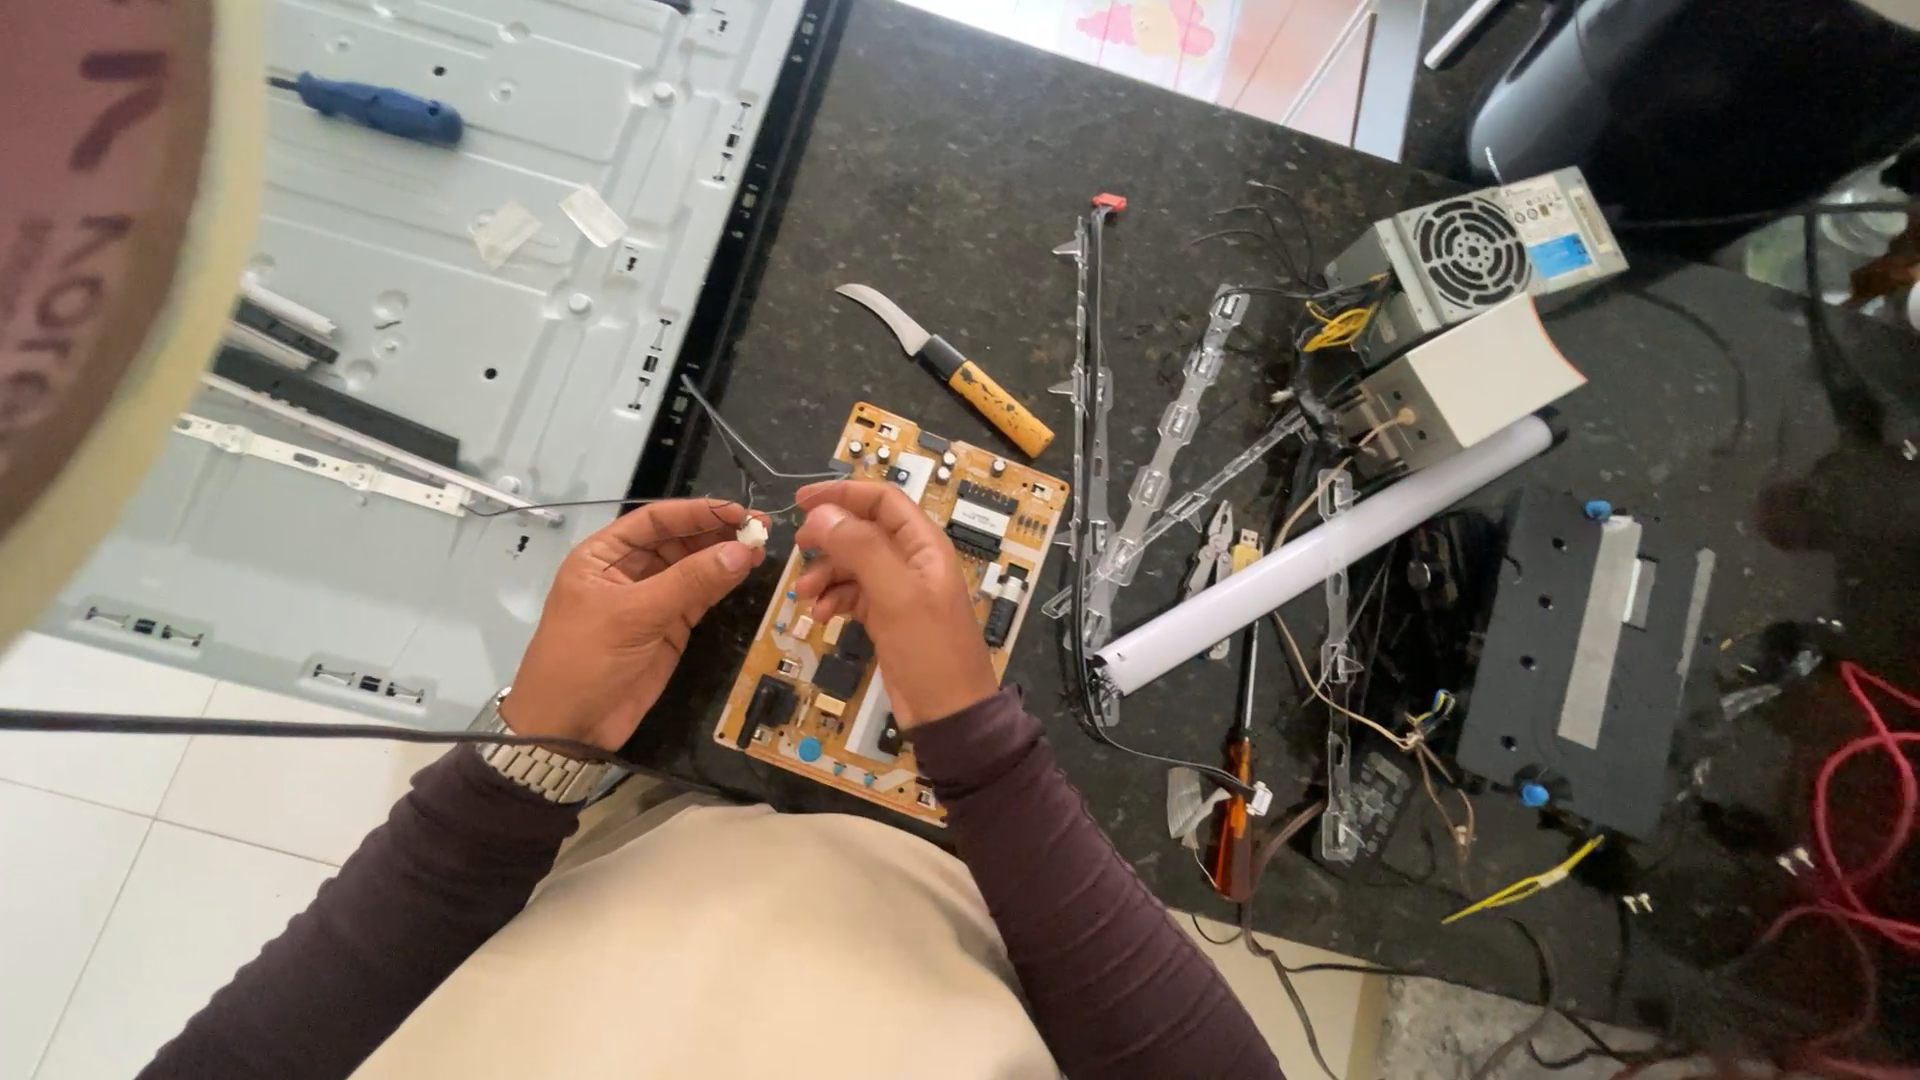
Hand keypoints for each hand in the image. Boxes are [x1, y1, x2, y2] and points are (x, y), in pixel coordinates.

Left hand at [504, 499, 767, 749]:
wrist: (569, 728)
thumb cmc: (585, 660)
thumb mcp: (634, 615)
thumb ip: (690, 581)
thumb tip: (742, 551)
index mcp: (604, 556)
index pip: (656, 520)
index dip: (697, 512)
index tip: (738, 512)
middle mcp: (630, 571)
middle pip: (680, 540)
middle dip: (717, 532)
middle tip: (761, 529)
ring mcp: (652, 599)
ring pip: (695, 567)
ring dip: (725, 556)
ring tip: (761, 548)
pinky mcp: (671, 626)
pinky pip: (702, 595)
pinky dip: (724, 583)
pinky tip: (747, 572)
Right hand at [792, 481, 997, 727]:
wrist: (948, 713)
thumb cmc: (930, 650)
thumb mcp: (897, 595)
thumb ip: (861, 550)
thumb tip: (822, 514)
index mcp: (924, 545)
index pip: (882, 501)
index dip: (843, 494)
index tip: (801, 500)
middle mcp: (912, 561)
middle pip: (863, 530)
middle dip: (829, 536)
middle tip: (798, 548)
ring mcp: (899, 590)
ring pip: (853, 564)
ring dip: (825, 573)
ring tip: (804, 595)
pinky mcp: (887, 617)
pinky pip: (853, 594)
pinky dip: (834, 599)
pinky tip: (821, 616)